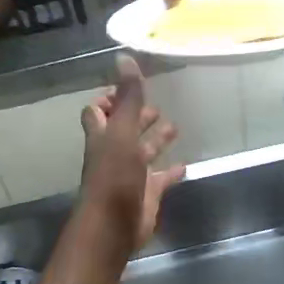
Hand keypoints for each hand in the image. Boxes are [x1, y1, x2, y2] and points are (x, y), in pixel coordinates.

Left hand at [80, 55, 184, 250]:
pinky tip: (185, 165)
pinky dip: (171, 172)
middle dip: (137, 117)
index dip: (108, 100)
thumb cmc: (113, 177)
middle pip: (124, 130)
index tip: (126, 89)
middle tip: (155, 106)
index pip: (97, 112)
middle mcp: (113, 153)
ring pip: (143, 153)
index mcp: (102, 137)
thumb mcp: (122, 133)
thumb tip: (124, 57)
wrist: (113, 226)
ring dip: (156, 140)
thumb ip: (128, 98)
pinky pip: (160, 180)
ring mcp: (129, 175)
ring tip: (175, 126)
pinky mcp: (146, 195)